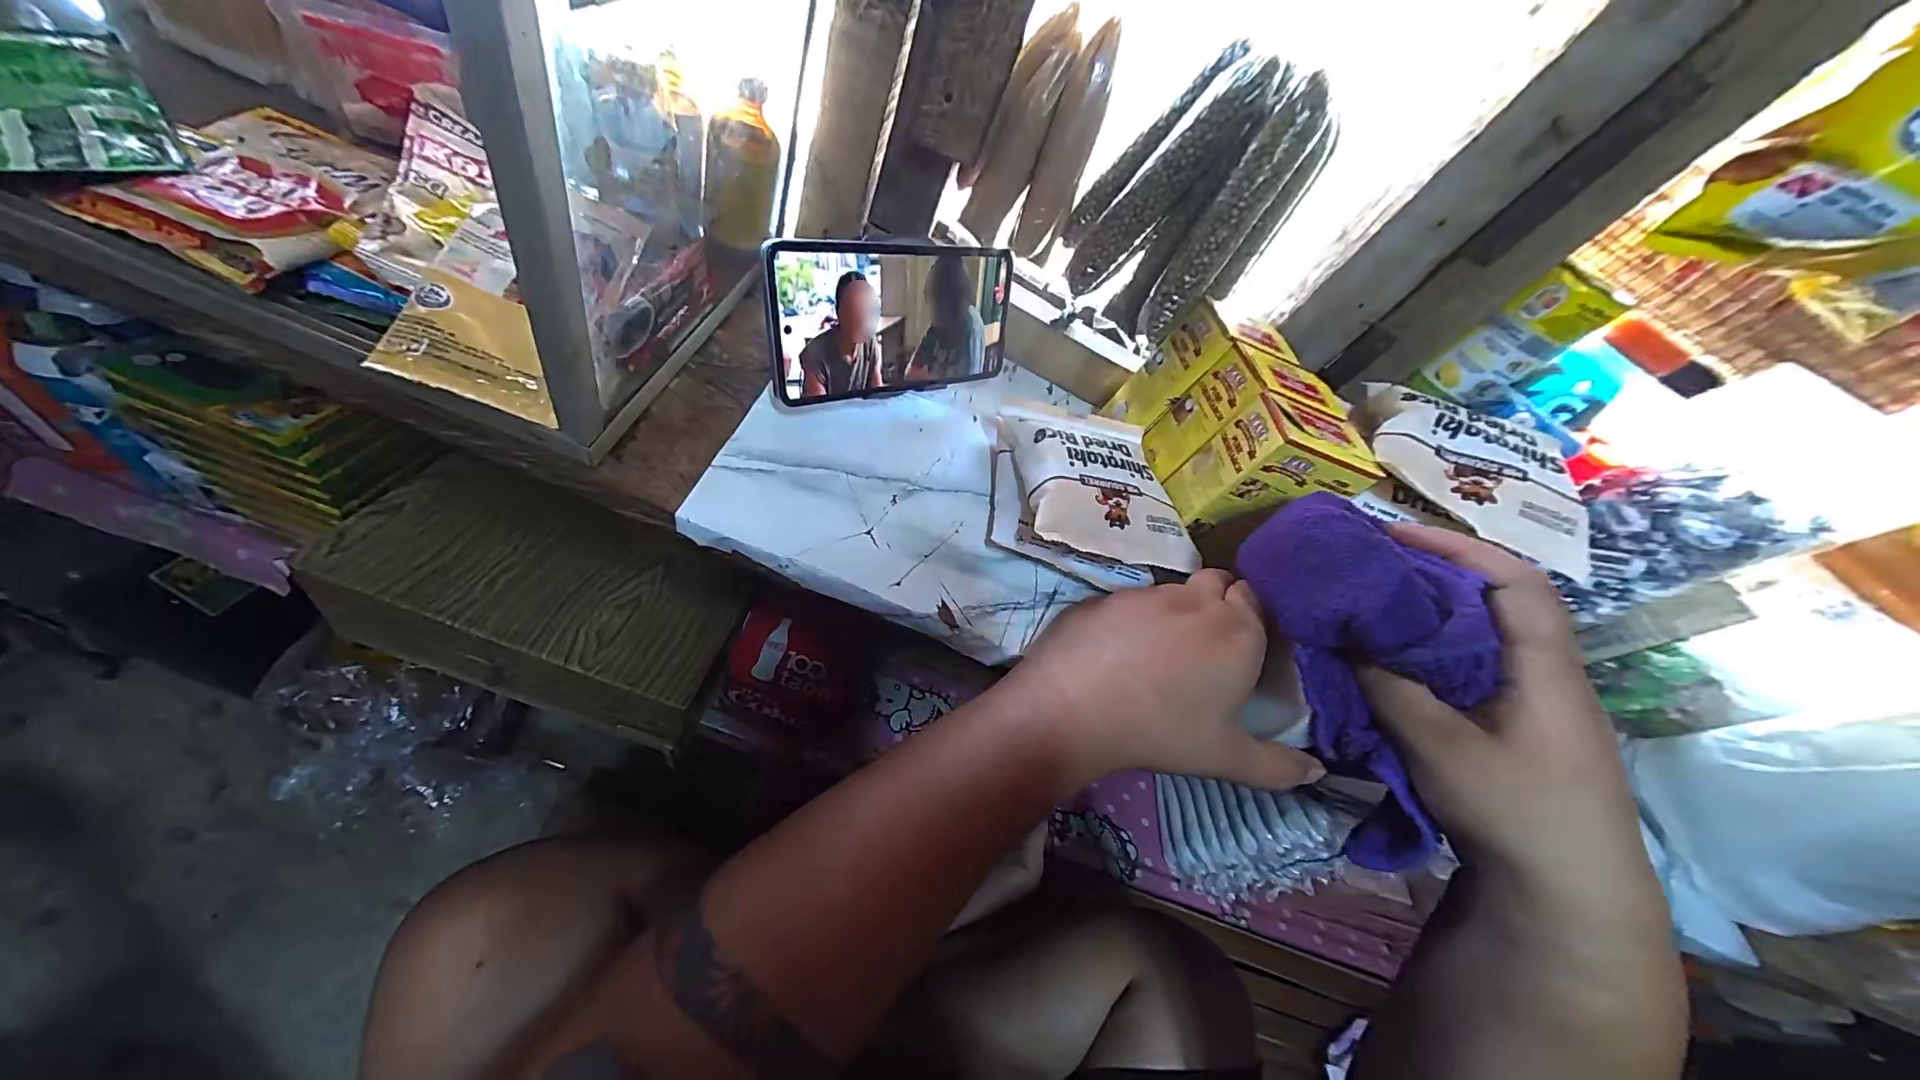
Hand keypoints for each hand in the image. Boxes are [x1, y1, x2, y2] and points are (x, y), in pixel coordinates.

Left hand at [993, 569, 1325, 791]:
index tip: (1237, 642)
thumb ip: (1277, 766)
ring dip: (1171, 612)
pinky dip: (1127, 619)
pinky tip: (1112, 651)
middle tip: (1202, 644)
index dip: (1247, 613)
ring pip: (1169, 591)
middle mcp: (1194, 600)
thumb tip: (1316, 772)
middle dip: (1216, 601)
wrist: (1073, 708)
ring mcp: (1145, 594)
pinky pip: (1125, 602)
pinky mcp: (1103, 596)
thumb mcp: (1225, 757)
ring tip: (1153, 653)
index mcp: (1237, 631)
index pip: (1254, 597)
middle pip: (1215, 583)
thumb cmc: (1160, 731)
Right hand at [1355, 526, 1655, 905]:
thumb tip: (1347, 638)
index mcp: (1546, 667)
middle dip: (1436, 571)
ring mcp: (1537, 699)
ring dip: (1434, 610)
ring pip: (1484, 632)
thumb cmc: (1514, 811)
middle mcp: (1548, 672)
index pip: (1515, 580)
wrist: (1567, 893)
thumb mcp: (1440, 746)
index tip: (1394, 535)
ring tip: (1378, 601)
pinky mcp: (1519, 723)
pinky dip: (1434, 646)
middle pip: (1498, 598)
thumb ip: (1391, 686)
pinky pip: (1475, 663)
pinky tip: (1398, 657)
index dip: (1457, 547)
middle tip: (1373, 564)